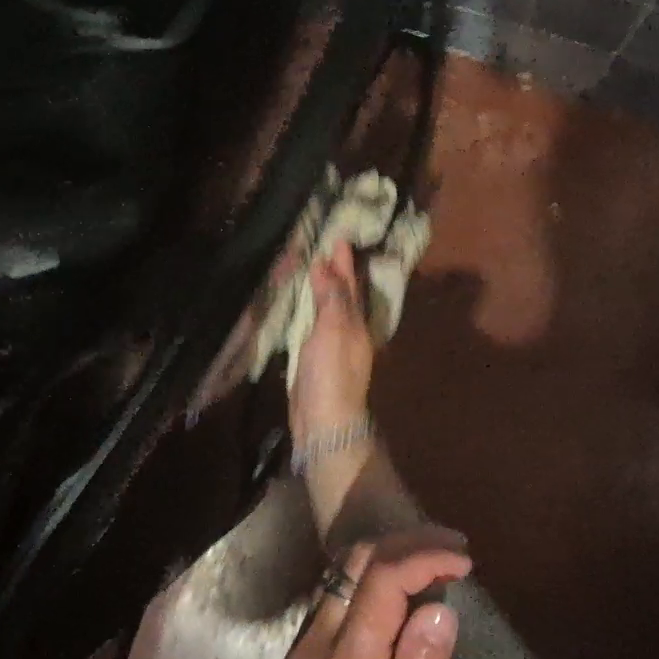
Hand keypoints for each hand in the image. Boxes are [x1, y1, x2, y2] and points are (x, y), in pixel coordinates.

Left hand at [283, 532, 469, 658]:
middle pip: (358, 562)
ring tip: (434, 552)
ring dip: (389, 551)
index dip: (424, 558)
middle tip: (455, 544)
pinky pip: (338, 588)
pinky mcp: (305, 648)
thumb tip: (440, 606)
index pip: (380, 582)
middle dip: (408, 543)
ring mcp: (304, 643)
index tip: (465, 560)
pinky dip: (372, 571)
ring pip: (343, 568)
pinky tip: (403, 579)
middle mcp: (314, 643)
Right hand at [293, 241, 375, 443]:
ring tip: (312, 267)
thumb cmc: (331, 373)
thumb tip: (325, 263)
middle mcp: (348, 330)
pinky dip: (310, 308)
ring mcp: (332, 346)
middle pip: (343, 294)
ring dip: (323, 287)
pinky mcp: (315, 360)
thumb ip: (331, 297)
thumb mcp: (334, 329)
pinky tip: (302, 304)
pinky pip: (314, 324)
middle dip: (336, 271)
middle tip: (325, 246)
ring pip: (329, 307)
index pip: (350, 283)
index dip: (344, 261)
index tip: (338, 235)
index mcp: (356, 322)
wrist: (324, 422)